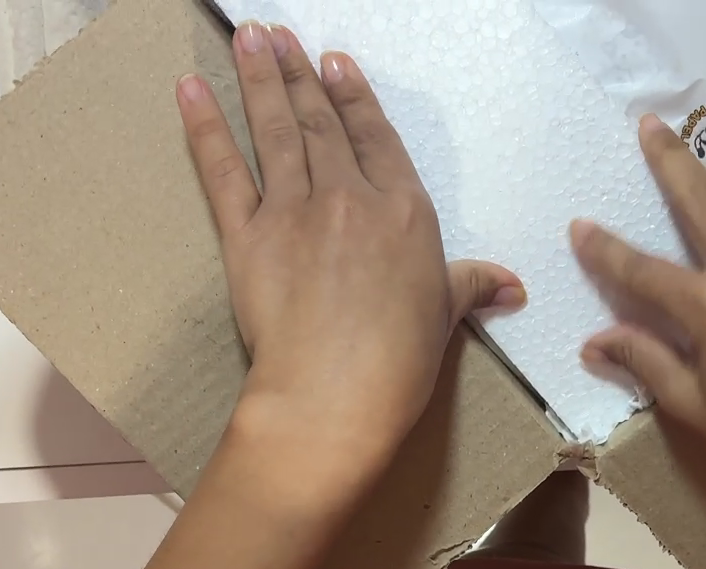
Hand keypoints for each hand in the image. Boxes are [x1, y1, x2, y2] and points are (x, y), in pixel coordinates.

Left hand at [176, 23, 522, 515]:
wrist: (336, 395)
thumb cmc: (402, 361)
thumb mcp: (445, 317)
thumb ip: (472, 286)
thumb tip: (513, 285)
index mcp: (404, 213)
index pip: (378, 141)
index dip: (356, 100)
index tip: (337, 65)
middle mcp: (349, 197)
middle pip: (321, 126)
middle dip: (301, 77)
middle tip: (280, 36)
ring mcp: (294, 211)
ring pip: (275, 132)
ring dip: (260, 81)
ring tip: (248, 39)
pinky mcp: (246, 236)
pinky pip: (223, 172)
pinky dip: (205, 128)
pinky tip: (193, 91)